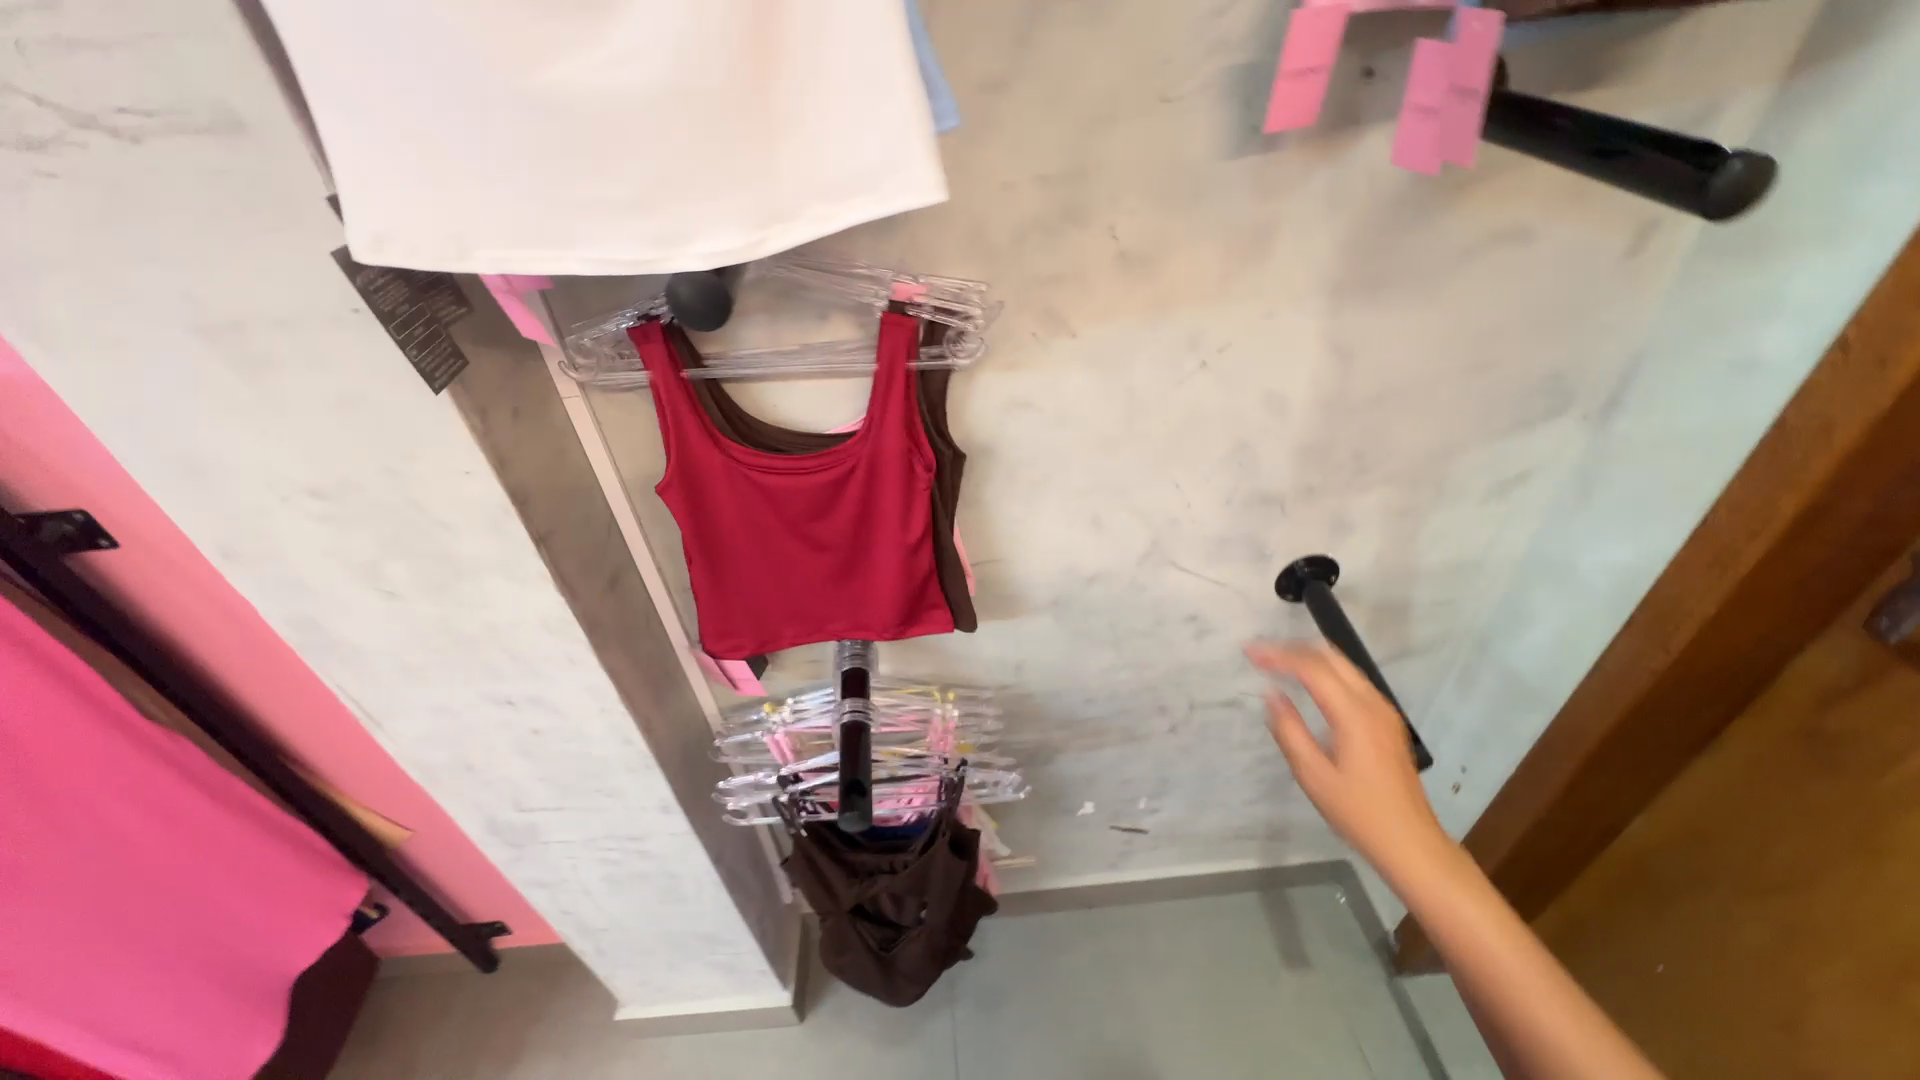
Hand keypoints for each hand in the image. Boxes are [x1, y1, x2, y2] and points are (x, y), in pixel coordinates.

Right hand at [1247, 642, 1451, 877]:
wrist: (1409, 841)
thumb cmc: (1357, 812)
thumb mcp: (1313, 775)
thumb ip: (1289, 730)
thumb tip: (1271, 694)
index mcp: (1353, 714)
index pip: (1312, 668)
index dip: (1278, 655)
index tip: (1249, 652)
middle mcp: (1373, 703)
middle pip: (1331, 657)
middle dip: (1294, 649)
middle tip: (1261, 653)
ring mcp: (1384, 711)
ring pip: (1345, 666)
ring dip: (1311, 658)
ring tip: (1278, 663)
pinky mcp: (1387, 722)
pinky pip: (1353, 682)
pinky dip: (1327, 673)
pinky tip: (1309, 685)